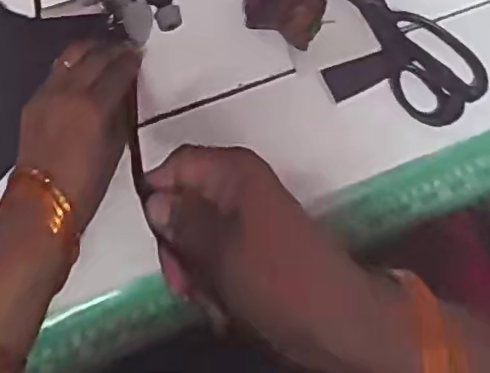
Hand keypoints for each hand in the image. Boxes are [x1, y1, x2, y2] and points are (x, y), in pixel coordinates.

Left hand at [15, 40, 140, 228]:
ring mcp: (48, 93)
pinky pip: (56, 71)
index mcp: (93, 106)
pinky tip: (80, 71)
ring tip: (103, 52)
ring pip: (71, 55)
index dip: (131, 59)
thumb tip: (125, 92)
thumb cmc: (83, 186)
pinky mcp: (33, 100)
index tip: (138, 55)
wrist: (40, 204)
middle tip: (125, 50)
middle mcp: (69, 92)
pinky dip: (72, 65)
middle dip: (113, 49)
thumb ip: (121, 112)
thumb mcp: (115, 147)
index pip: (118, 69)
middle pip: (95, 55)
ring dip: (91, 50)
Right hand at [145, 146, 412, 372]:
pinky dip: (213, 283)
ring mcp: (245, 219)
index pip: (178, 164)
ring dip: (195, 272)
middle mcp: (237, 187)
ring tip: (211, 301)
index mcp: (232, 170)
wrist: (336, 324)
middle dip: (178, 246)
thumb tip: (152, 200)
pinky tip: (223, 309)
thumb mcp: (221, 249)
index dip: (159, 195)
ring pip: (196, 236)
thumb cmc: (280, 277)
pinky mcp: (251, 250)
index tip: (156, 236)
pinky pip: (215, 258)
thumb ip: (182, 221)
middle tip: (184, 283)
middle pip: (183, 203)